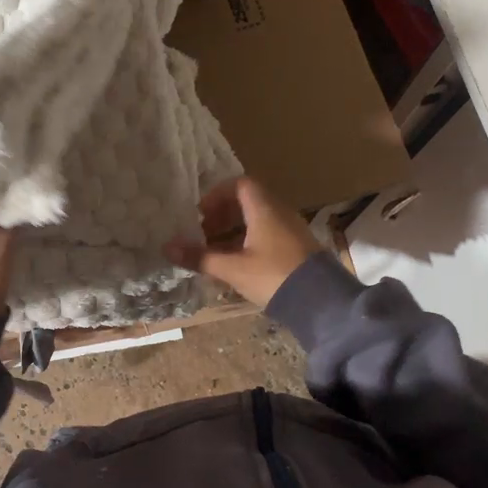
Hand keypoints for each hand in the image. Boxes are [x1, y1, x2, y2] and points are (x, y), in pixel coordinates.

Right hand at [164, 177, 318, 306]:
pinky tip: (237, 265)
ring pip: (258, 221)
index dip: (217, 195)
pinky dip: (249, 243)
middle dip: (222, 216)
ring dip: (235, 232)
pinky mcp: (297, 248)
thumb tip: (167, 247)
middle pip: (248, 202)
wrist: (321, 302)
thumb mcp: (232, 269)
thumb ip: (200, 257)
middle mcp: (280, 213)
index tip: (201, 214)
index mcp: (265, 209)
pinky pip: (268, 235)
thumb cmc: (273, 276)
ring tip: (216, 252)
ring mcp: (292, 231)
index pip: (240, 184)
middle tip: (204, 234)